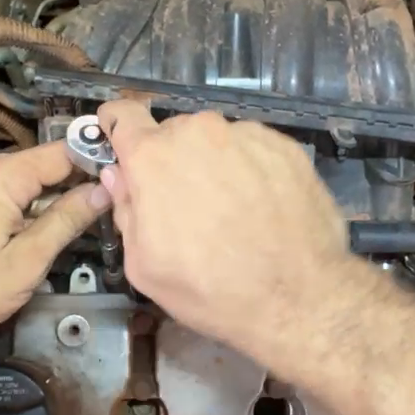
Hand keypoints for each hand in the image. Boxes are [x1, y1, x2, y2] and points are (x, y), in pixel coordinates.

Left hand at [0, 141, 108, 351]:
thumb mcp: (27, 261)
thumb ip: (66, 221)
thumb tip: (102, 192)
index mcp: (1, 176)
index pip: (63, 152)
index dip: (96, 162)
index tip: (124, 180)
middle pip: (44, 163)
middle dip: (76, 181)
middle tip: (109, 206)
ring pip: (25, 177)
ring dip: (52, 194)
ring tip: (82, 218)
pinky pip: (4, 188)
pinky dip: (27, 202)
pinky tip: (41, 226)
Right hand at [96, 101, 350, 354]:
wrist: (298, 298)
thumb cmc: (211, 290)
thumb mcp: (144, 265)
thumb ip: (125, 211)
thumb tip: (120, 178)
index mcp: (154, 157)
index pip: (121, 116)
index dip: (116, 128)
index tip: (121, 144)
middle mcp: (199, 133)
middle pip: (172, 135)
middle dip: (172, 163)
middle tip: (187, 206)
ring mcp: (246, 135)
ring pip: (215, 142)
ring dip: (214, 165)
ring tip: (232, 211)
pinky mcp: (285, 147)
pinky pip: (253, 150)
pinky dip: (251, 170)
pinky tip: (262, 208)